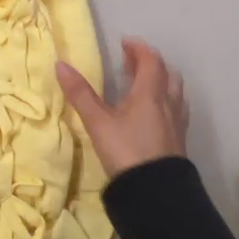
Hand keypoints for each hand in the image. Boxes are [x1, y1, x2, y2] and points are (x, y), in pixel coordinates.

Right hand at [56, 39, 188, 178]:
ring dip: (161, 82)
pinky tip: (152, 114)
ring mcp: (177, 124)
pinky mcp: (178, 142)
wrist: (157, 195)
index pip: (151, 61)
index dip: (138, 49)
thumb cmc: (126, 151)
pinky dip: (165, 101)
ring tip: (141, 85)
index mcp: (150, 94)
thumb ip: (80, 93)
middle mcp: (168, 104)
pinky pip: (176, 111)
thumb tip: (60, 64)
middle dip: (151, 63)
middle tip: (130, 62)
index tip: (124, 43)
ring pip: (175, 93)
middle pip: (168, 74)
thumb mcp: (97, 122)